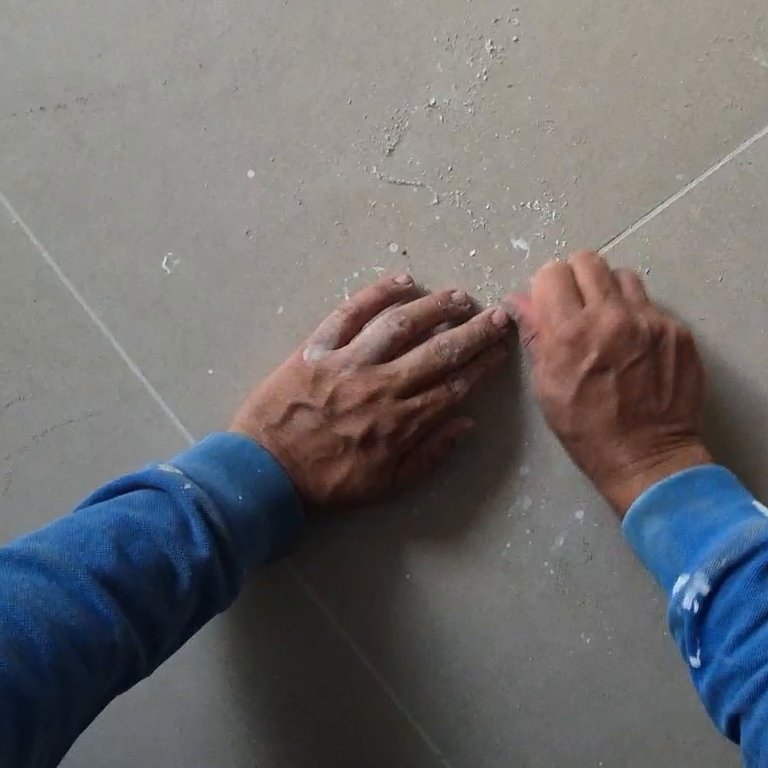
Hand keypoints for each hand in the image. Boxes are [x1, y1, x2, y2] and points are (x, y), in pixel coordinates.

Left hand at [232, 272, 513, 508]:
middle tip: (499, 315)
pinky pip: (351, 313)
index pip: (455, 386)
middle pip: (439, 351)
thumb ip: (430, 455)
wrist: (265, 471)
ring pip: (401, 325)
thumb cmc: (328, 481)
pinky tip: (403, 282)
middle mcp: (382, 385)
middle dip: (474, 331)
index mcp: (402, 421)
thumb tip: (467, 423)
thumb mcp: (386, 485)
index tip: (503, 350)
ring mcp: (349, 362)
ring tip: (459, 297)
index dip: (484, 366)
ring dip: (435, 307)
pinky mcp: (318, 347)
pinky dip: (377, 294)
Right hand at [507, 251, 711, 514]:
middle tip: (579, 306)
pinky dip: (639, 317)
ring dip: (610, 292)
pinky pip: (651, 305)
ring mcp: (650, 321)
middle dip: (577, 279)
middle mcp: (611, 317)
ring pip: (623, 276)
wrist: (649, 458)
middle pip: (588, 260)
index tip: (551, 304)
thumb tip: (521, 299)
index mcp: (570, 332)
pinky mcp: (678, 331)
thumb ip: (536, 336)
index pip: (552, 272)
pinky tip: (638, 347)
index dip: (547, 286)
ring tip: (610, 323)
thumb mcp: (547, 387)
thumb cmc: (588, 430)